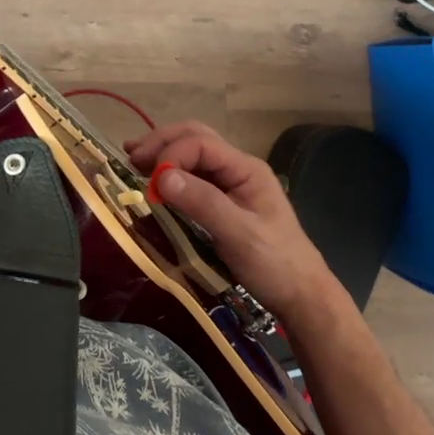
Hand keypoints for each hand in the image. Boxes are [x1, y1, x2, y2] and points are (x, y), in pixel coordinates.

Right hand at [125, 121, 340, 319]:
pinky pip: (191, 174)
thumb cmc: (275, 265)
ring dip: (162, 151)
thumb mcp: (240, 235)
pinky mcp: (222, 200)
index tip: (149, 181)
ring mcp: (230, 183)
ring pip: (191, 152)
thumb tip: (161, 175)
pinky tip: (152, 178)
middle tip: (130, 157)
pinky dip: (168, 170)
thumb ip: (203, 202)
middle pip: (194, 137)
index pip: (200, 143)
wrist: (302, 297)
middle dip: (161, 142)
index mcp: (246, 169)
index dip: (170, 154)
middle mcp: (237, 169)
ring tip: (133, 160)